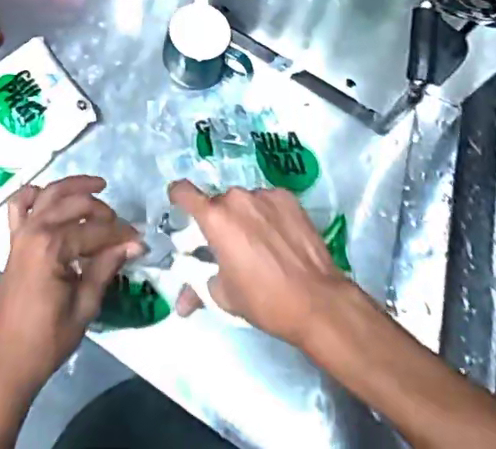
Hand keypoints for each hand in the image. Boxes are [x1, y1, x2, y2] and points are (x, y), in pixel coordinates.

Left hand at [0, 175, 142, 396]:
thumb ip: (107, 267)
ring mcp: (21, 232)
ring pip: (51, 194)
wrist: (8, 360)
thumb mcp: (84, 306)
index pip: (95, 230)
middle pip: (75, 204)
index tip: (139, 241)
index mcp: (52, 247)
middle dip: (103, 211)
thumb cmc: (48, 339)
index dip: (120, 234)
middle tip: (122, 227)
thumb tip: (134, 244)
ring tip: (99, 187)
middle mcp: (35, 230)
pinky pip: (20, 205)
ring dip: (74, 187)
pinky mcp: (14, 240)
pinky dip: (34, 194)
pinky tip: (51, 195)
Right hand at [166, 180, 356, 347]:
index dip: (178, 197)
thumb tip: (182, 303)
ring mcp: (265, 195)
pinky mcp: (288, 198)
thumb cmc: (264, 299)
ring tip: (260, 245)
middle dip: (219, 220)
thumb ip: (197, 290)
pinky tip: (279, 239)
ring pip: (245, 202)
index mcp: (215, 218)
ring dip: (245, 217)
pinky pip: (268, 202)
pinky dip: (268, 215)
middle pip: (218, 202)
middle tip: (229, 246)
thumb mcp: (224, 297)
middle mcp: (237, 198)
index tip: (180, 209)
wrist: (317, 301)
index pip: (184, 191)